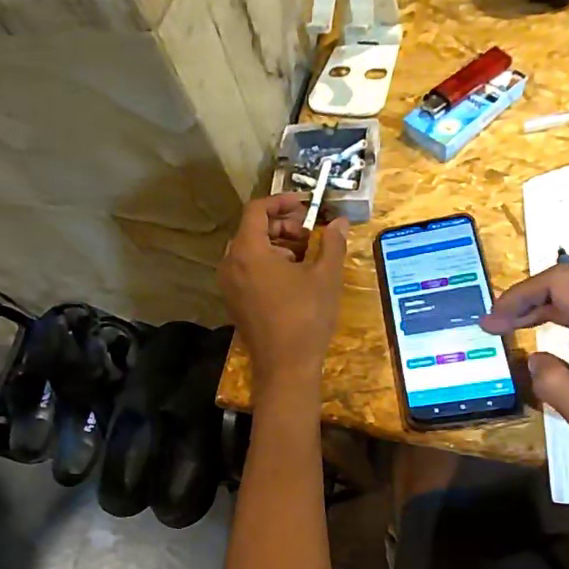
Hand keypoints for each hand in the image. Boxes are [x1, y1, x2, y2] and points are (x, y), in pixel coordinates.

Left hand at [219, 194, 350, 391]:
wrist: (285, 367)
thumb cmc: (306, 317)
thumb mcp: (325, 276)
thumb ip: (332, 243)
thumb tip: (340, 222)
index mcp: (248, 251)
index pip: (257, 210)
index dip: (281, 201)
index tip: (306, 205)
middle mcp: (231, 264)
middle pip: (252, 229)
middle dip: (282, 225)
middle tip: (310, 233)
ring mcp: (229, 284)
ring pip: (250, 249)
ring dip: (277, 244)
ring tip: (306, 255)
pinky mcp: (234, 301)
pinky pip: (247, 269)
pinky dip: (267, 262)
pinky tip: (293, 275)